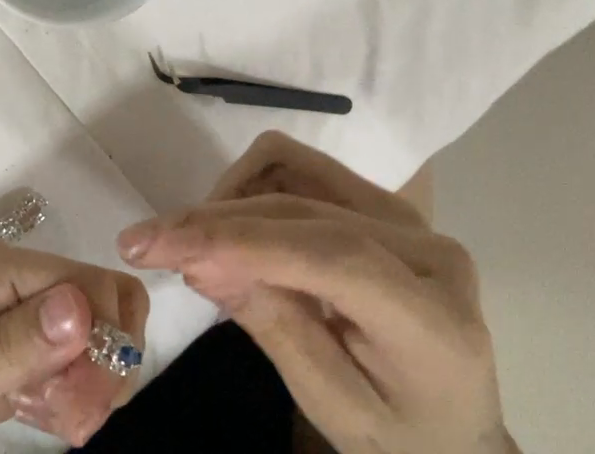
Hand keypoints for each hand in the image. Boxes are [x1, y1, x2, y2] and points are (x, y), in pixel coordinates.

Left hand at [0, 240, 148, 451]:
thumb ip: (12, 346)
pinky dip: (67, 395)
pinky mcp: (9, 350)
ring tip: (47, 420)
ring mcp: (9, 315)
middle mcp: (7, 281)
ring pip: (89, 340)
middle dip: (100, 368)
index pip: (90, 281)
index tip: (88, 396)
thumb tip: (85, 307)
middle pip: (98, 309)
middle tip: (70, 419)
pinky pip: (65, 365)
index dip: (107, 337)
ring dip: (85, 387)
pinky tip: (38, 415)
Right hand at [118, 132, 517, 453]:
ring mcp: (406, 217)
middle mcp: (427, 250)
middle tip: (143, 245)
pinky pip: (298, 167)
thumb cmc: (395, 435)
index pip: (329, 256)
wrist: (452, 432)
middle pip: (298, 210)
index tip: (156, 245)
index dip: (236, 241)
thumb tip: (197, 260)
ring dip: (228, 197)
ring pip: (292, 171)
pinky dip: (249, 184)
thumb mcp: (331, 405)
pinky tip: (231, 227)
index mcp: (434, 319)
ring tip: (193, 243)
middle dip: (211, 222)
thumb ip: (272, 325)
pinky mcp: (379, 202)